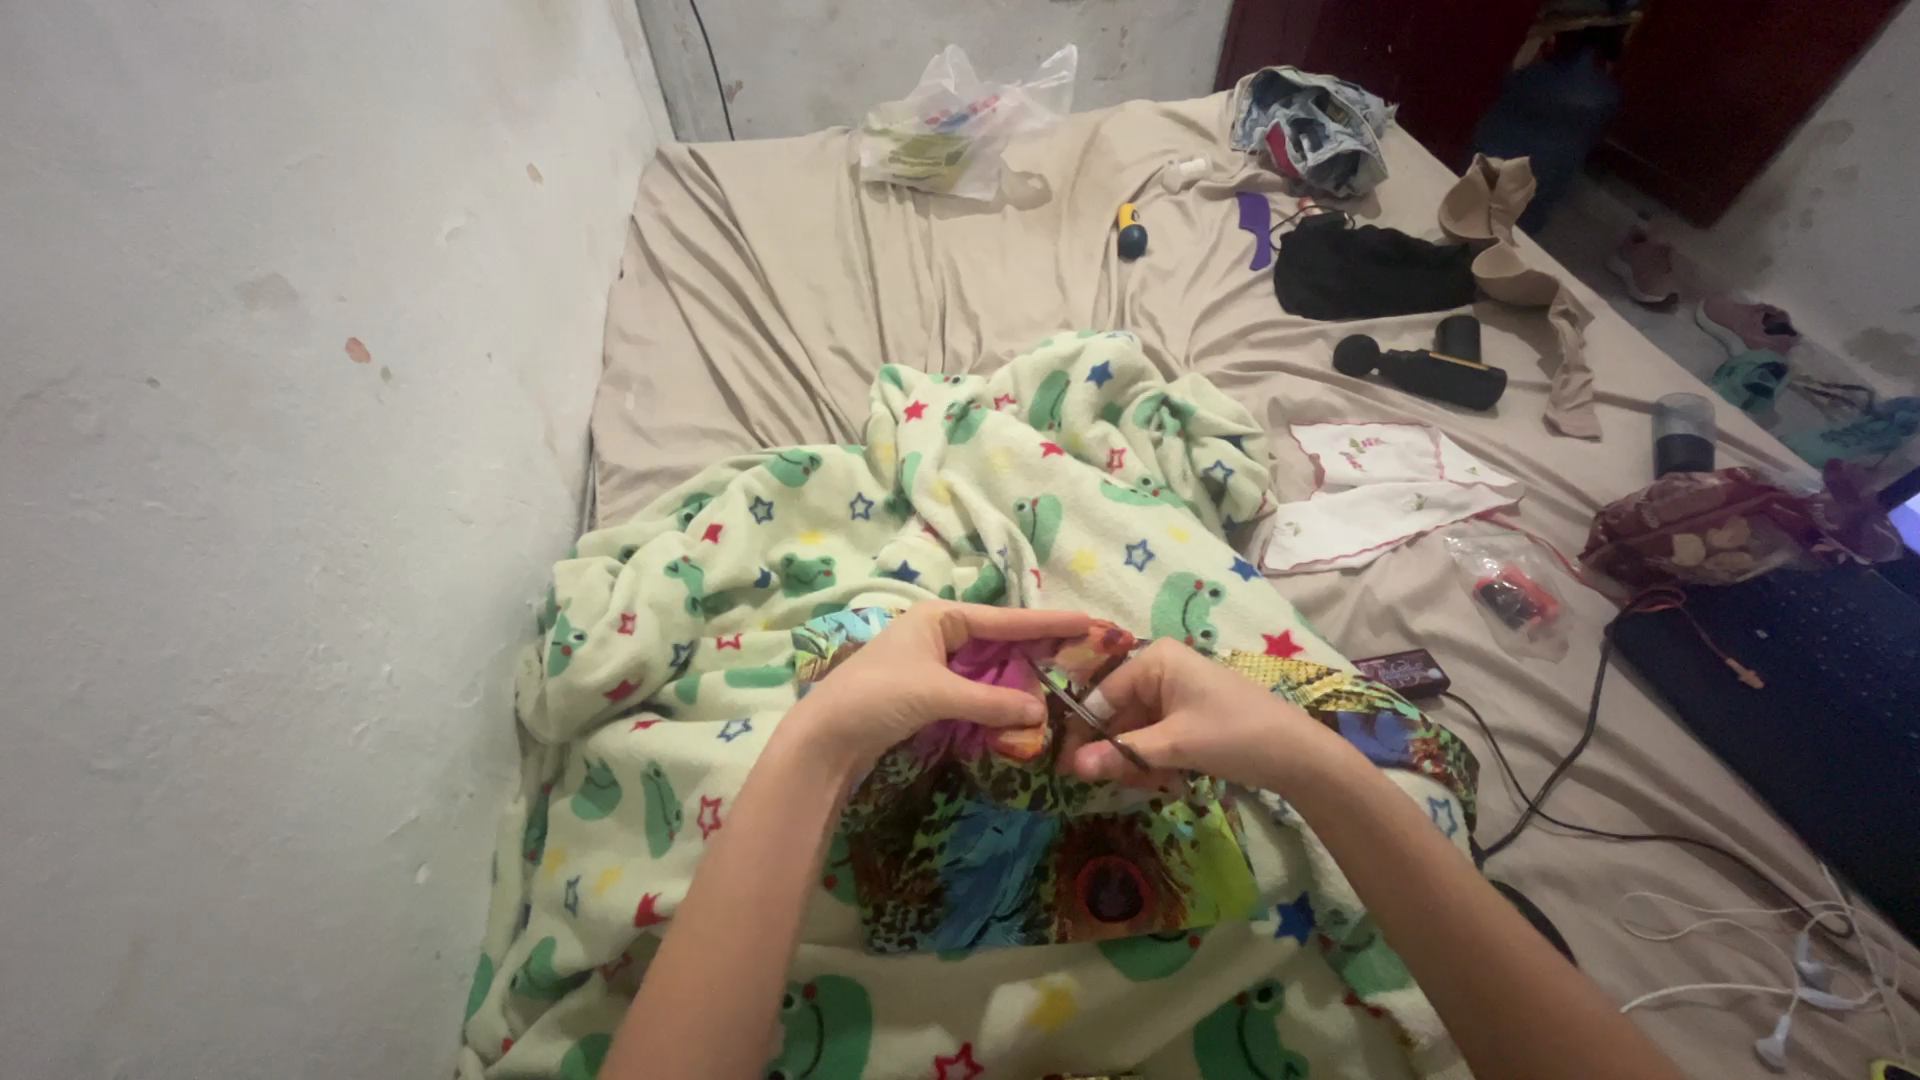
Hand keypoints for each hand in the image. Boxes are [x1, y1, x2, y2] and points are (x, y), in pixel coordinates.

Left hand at [783, 601, 1090, 773]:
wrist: (824, 737)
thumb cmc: (878, 696)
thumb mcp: (938, 693)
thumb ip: (991, 702)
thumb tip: (1040, 713)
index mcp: (938, 616)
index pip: (1004, 618)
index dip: (1046, 621)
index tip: (1087, 620)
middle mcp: (937, 631)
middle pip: (998, 638)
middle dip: (1037, 646)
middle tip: (1082, 650)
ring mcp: (931, 661)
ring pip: (987, 665)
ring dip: (1019, 674)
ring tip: (1062, 675)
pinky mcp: (926, 690)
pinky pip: (973, 686)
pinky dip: (997, 695)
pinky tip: (1021, 704)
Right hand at [1060, 638, 1346, 791]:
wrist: (1300, 756)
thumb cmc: (1236, 735)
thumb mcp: (1175, 746)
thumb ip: (1122, 753)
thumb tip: (1072, 768)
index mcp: (1154, 660)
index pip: (1101, 696)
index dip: (1084, 734)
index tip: (1069, 769)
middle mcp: (1159, 668)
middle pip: (1117, 714)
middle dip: (1120, 753)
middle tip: (1126, 784)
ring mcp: (1174, 691)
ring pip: (1135, 730)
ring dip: (1140, 762)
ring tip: (1160, 784)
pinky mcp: (1187, 714)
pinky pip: (1154, 737)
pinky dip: (1157, 761)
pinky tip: (1174, 781)